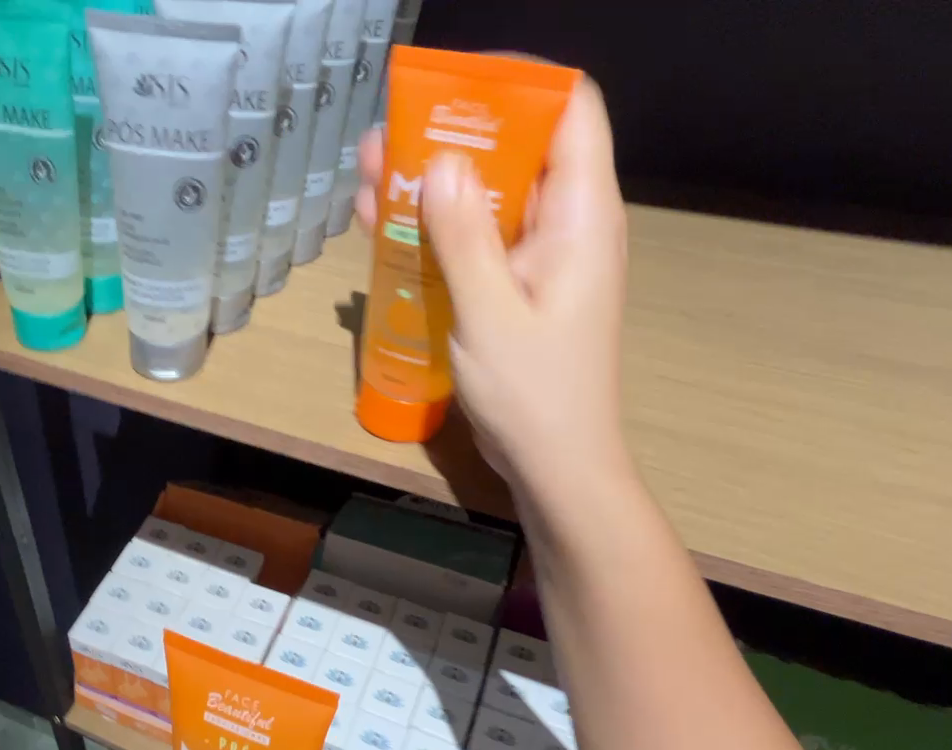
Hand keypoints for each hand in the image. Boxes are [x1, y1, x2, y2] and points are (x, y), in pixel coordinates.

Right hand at [354, 77, 630, 502]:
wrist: (554, 462)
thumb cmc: (534, 392)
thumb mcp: (491, 313)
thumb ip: (466, 237)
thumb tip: (444, 162)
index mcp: (581, 216)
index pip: (569, 109)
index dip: (515, 84)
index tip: (450, 86)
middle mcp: (564, 224)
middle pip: (517, 150)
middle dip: (453, 136)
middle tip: (387, 136)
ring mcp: (537, 258)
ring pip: (488, 198)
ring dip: (433, 185)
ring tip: (370, 174)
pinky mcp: (513, 288)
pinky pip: (474, 242)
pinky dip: (433, 231)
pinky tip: (383, 226)